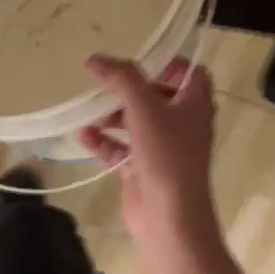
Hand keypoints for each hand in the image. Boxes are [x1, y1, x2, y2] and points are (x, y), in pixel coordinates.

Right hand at [76, 55, 219, 241]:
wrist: (168, 214)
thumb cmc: (166, 155)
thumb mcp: (144, 109)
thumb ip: (121, 80)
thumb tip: (95, 59)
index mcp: (194, 103)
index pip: (187, 72)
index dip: (164, 63)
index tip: (135, 60)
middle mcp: (182, 123)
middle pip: (155, 96)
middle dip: (128, 90)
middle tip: (102, 83)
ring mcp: (162, 148)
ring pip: (135, 123)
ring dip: (111, 115)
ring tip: (86, 109)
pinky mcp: (142, 169)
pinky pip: (120, 148)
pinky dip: (102, 141)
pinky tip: (80, 134)